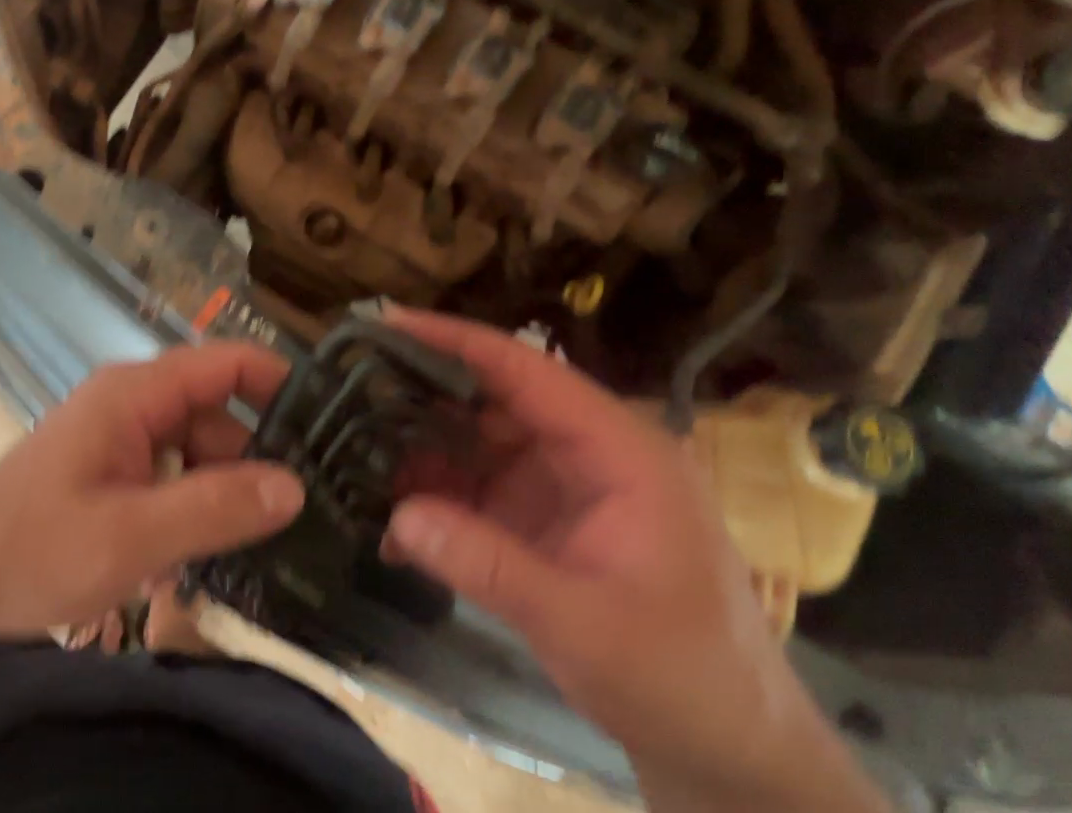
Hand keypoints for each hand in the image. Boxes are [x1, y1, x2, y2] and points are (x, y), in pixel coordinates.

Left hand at [0, 343, 305, 642]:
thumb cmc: (37, 549)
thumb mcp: (134, 535)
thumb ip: (216, 508)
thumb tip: (295, 485)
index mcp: (133, 396)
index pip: (224, 362)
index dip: (280, 382)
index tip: (332, 425)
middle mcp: (127, 406)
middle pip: (215, 416)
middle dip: (248, 463)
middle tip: (287, 521)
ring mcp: (114, 440)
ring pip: (193, 454)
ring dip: (213, 498)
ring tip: (227, 554)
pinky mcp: (105, 473)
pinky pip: (166, 480)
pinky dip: (182, 513)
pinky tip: (177, 565)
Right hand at [380, 310, 886, 810]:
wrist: (731, 750)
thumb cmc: (680, 675)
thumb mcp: (581, 622)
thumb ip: (487, 564)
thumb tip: (397, 513)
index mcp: (620, 452)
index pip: (527, 372)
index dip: (454, 341)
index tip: (382, 322)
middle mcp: (588, 457)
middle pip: (491, 403)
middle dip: (418, 399)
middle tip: (340, 397)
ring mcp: (563, 492)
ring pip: (476, 449)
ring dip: (417, 456)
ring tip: (347, 457)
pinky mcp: (544, 528)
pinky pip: (477, 497)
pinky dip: (433, 506)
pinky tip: (388, 527)